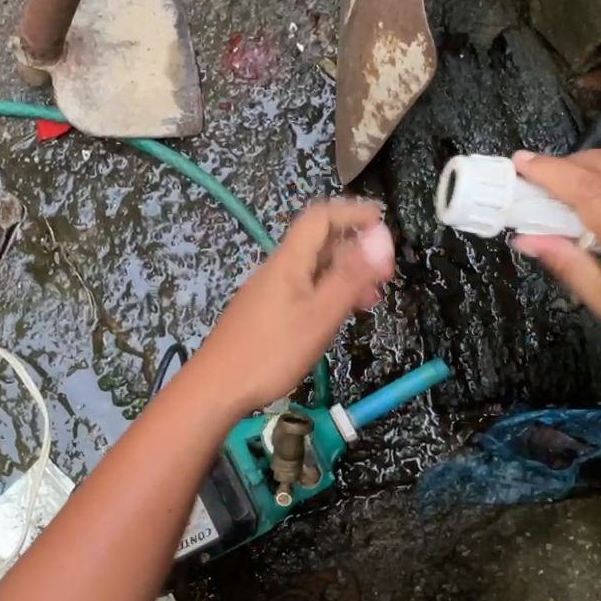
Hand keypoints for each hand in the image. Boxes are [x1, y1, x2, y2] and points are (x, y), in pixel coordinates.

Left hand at [190, 200, 395, 411]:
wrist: (216, 387)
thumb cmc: (270, 353)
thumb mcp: (319, 315)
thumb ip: (350, 277)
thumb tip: (379, 237)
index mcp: (289, 262)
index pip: (321, 217)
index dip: (352, 212)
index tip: (382, 221)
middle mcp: (277, 269)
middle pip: (318, 242)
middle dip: (354, 248)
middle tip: (384, 272)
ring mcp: (268, 291)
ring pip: (312, 269)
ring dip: (344, 275)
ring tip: (370, 300)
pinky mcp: (264, 313)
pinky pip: (302, 290)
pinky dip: (327, 294)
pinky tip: (336, 317)